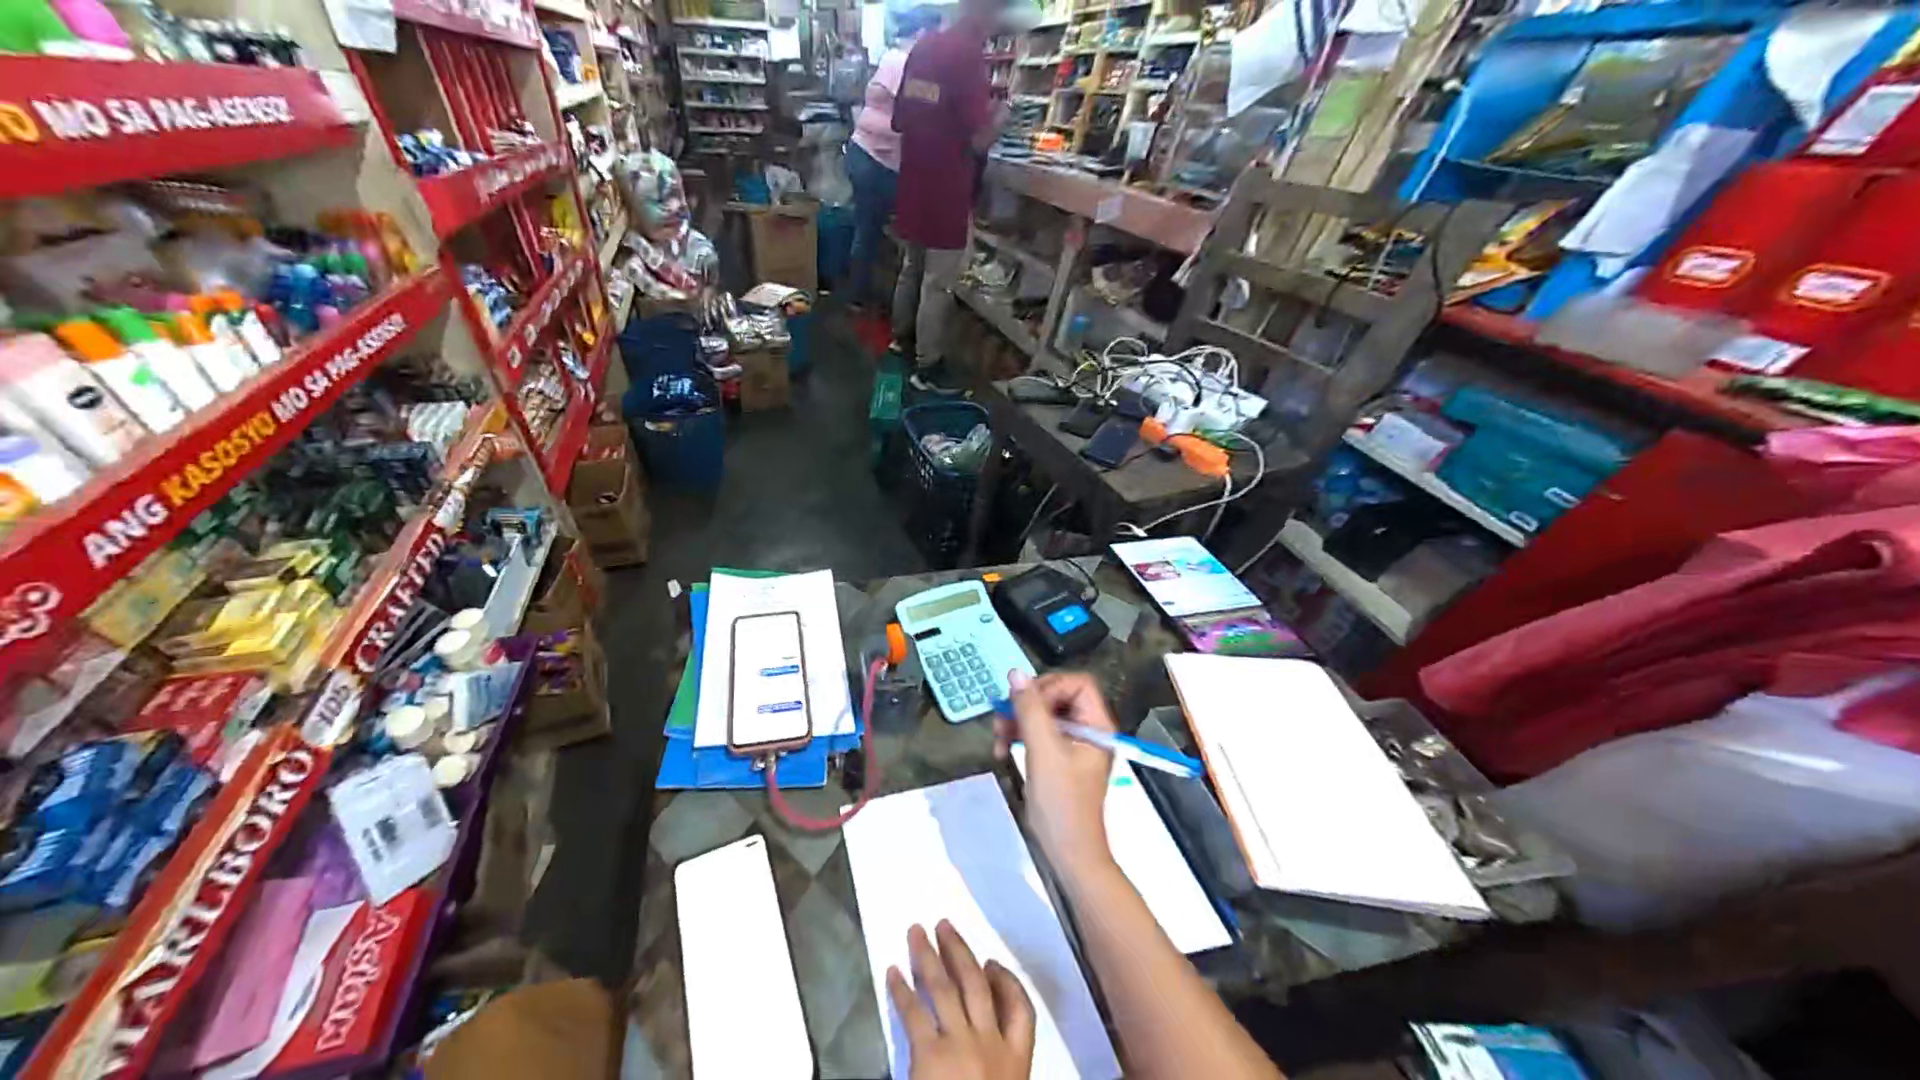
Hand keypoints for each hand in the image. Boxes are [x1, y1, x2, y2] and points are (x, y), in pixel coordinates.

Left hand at [887, 921, 1034, 1079]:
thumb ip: (997, 1063)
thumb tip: (980, 1030)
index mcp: (1016, 1064)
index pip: (1022, 1010)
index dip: (1008, 981)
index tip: (992, 963)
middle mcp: (991, 1046)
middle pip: (977, 985)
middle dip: (960, 951)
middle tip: (944, 924)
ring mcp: (961, 1048)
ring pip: (945, 989)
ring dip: (928, 956)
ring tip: (916, 932)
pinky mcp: (930, 1056)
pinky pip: (915, 1013)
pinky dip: (902, 990)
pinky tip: (892, 972)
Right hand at [994, 671, 1115, 878]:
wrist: (1069, 855)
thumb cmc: (1062, 805)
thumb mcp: (1043, 752)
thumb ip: (1030, 710)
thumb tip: (1016, 674)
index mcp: (1097, 725)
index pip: (1076, 683)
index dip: (1049, 686)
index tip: (1024, 702)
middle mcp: (1089, 731)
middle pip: (1058, 697)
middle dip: (1027, 705)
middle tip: (1003, 718)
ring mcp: (1074, 747)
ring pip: (1044, 715)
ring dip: (1019, 721)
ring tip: (998, 737)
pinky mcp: (1060, 761)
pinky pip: (1039, 735)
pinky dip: (1020, 737)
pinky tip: (1003, 750)